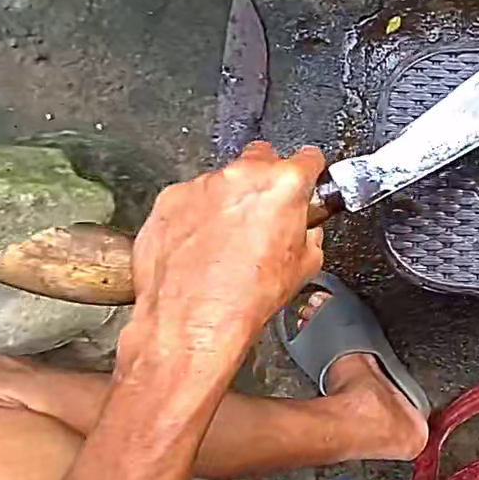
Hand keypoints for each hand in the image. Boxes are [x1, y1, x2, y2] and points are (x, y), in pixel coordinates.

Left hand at [128, 143, 326, 358]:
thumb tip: (304, 230)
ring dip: (229, 202)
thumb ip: (309, 234)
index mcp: (283, 185)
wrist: (193, 321)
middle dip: (266, 182)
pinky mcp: (169, 200)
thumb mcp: (306, 267)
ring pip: (224, 181)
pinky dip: (197, 216)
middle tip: (265, 215)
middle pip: (262, 159)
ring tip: (228, 243)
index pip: (308, 158)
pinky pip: (190, 199)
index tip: (305, 182)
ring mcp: (201, 185)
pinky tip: (202, 248)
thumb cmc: (247, 296)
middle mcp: (241, 176)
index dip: (310, 173)